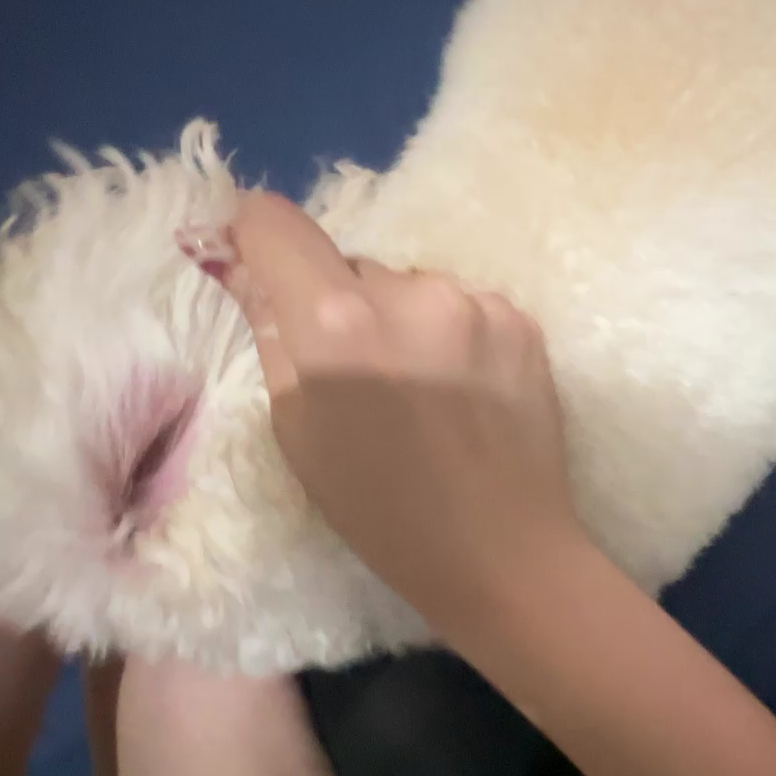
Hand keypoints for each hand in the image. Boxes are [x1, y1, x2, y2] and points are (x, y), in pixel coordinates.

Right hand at [214, 192, 583, 634]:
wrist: (504, 551)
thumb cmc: (386, 514)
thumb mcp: (301, 435)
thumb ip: (273, 338)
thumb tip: (249, 270)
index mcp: (338, 323)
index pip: (275, 224)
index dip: (259, 241)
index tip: (265, 269)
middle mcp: (412, 294)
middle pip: (355, 265)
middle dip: (348, 307)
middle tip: (368, 376)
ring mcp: (479, 305)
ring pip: (417, 289)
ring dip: (409, 322)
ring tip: (430, 393)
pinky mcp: (526, 325)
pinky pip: (470, 310)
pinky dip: (460, 337)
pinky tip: (472, 393)